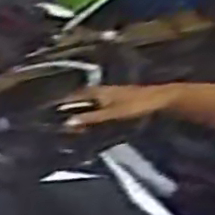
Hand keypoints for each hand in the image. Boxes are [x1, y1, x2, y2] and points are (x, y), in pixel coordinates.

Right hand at [64, 84, 180, 127]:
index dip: (62, 101)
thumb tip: (65, 124)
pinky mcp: (119, 98)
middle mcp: (103, 91)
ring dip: (80, 107)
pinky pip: (98, 103)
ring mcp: (112, 94)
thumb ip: (90, 118)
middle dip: (69, 105)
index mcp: (99, 92)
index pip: (75, 95)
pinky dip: (90, 109)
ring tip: (70, 118)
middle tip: (56, 115)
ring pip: (90, 100)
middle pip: (81, 97)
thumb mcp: (112, 113)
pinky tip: (89, 116)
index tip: (48, 108)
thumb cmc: (138, 104)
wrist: (166, 98)